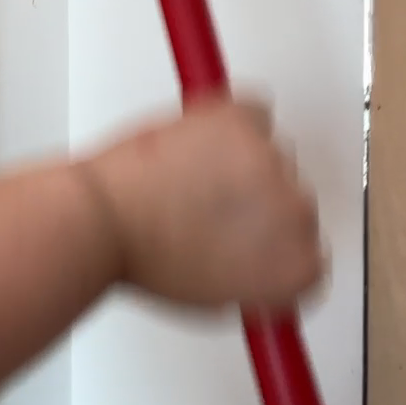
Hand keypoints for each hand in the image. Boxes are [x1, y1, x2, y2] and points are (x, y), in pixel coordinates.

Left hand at [79, 95, 324, 310]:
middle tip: (196, 196)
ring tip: (181, 171)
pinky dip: (225, 117)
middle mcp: (296, 214)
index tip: (236, 228)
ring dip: (234, 154)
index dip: (262, 235)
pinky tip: (193, 134)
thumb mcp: (211, 294)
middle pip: (287, 194)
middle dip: (248, 194)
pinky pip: (251, 109)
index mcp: (295, 266)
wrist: (100, 219)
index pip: (305, 245)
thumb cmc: (140, 256)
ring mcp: (270, 162)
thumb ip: (251, 276)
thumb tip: (250, 256)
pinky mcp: (240, 120)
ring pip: (267, 149)